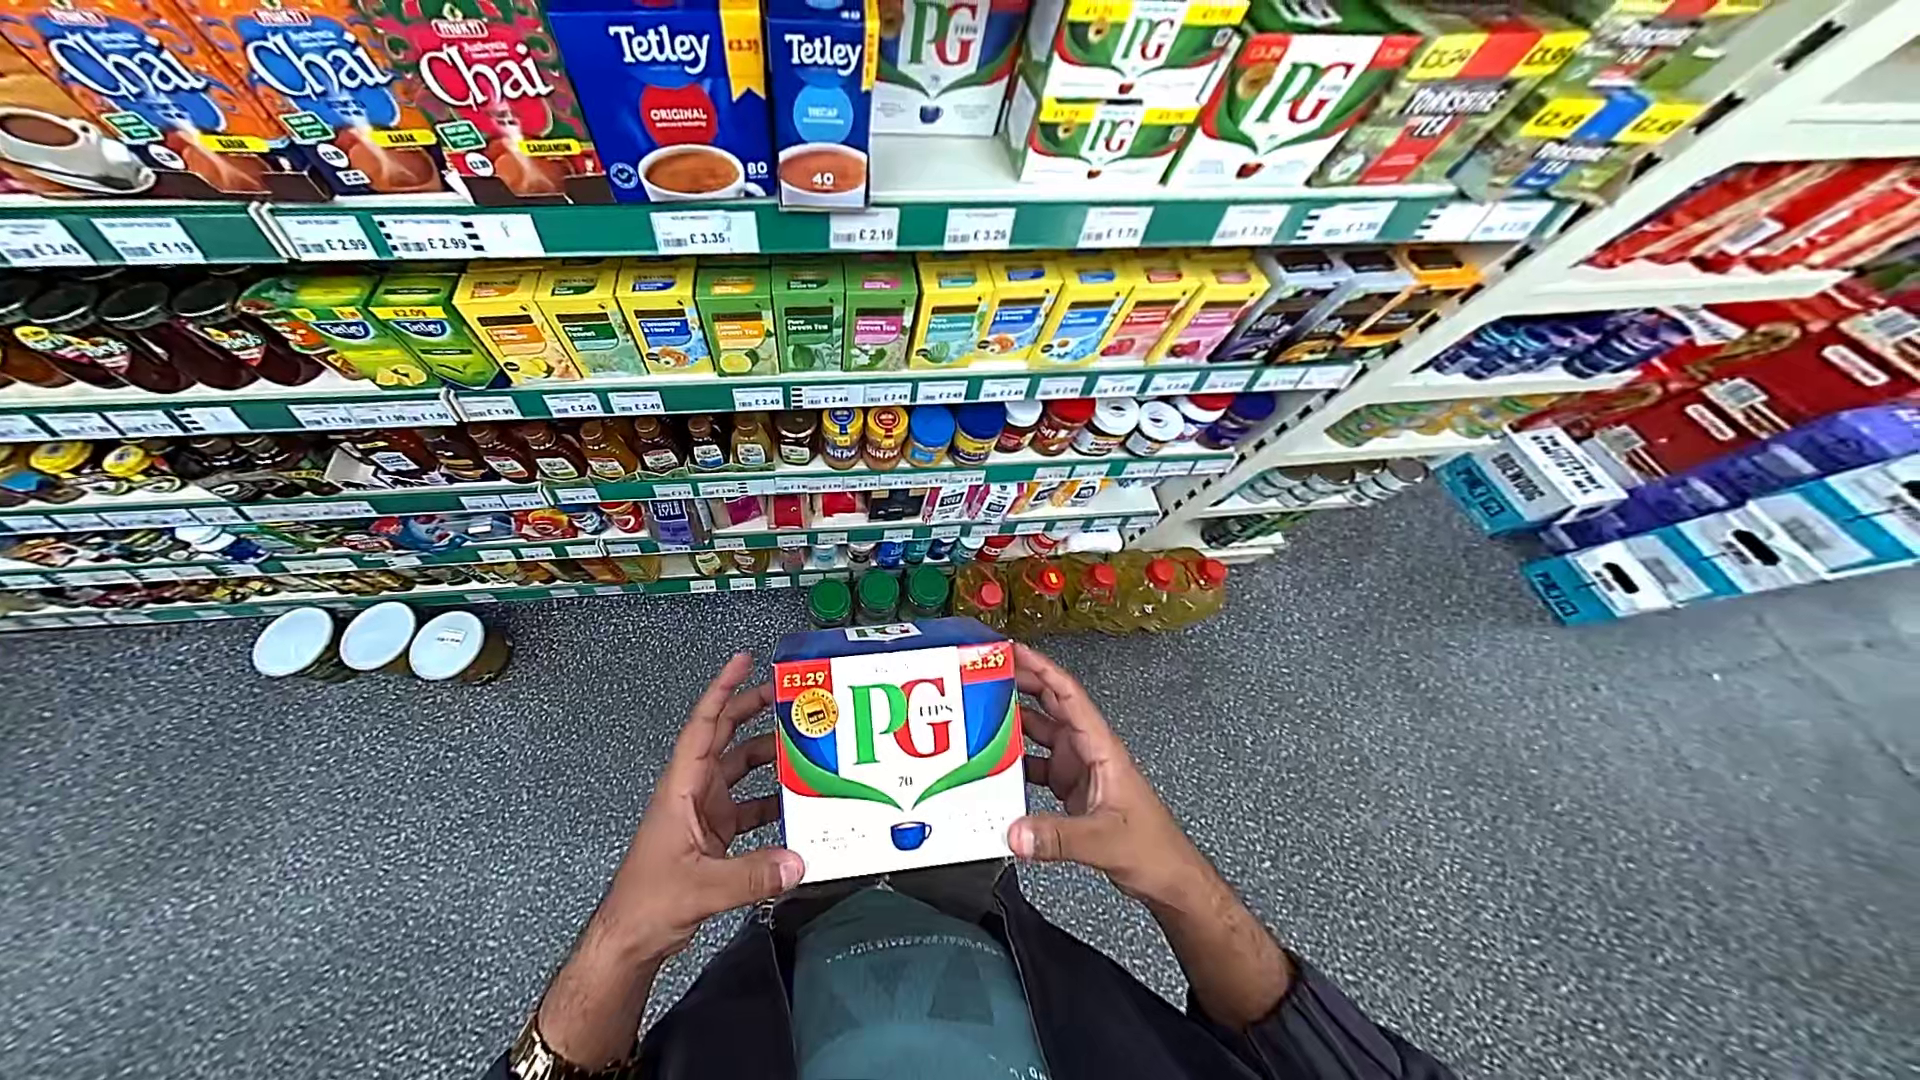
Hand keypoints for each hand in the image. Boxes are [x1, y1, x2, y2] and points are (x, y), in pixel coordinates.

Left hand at [596, 652, 804, 959]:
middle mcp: (695, 789)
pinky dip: (774, 797)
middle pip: (725, 735)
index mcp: (682, 787)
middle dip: (753, 709)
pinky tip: (798, 802)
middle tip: (787, 694)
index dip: (722, 689)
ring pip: (741, 766)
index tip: (743, 663)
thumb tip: (798, 861)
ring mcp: (706, 808)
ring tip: (803, 743)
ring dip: (769, 753)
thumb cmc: (646, 904)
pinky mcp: (717, 830)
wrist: (630, 940)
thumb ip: (753, 875)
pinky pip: (751, 801)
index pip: (703, 725)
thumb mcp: (702, 887)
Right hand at [1008, 643, 1209, 904]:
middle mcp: (1088, 749)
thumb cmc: (1153, 847)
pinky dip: (1016, 761)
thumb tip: (1015, 831)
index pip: (1068, 694)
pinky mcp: (1071, 787)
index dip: (1042, 668)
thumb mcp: (1103, 840)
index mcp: (1101, 746)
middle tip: (988, 675)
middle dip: (1021, 685)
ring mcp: (1078, 767)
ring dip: (1015, 722)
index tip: (1016, 652)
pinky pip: (1037, 764)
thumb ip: (1056, 838)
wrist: (1168, 875)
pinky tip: (997, 767)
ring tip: (983, 714)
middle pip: (1050, 705)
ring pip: (1041, 733)